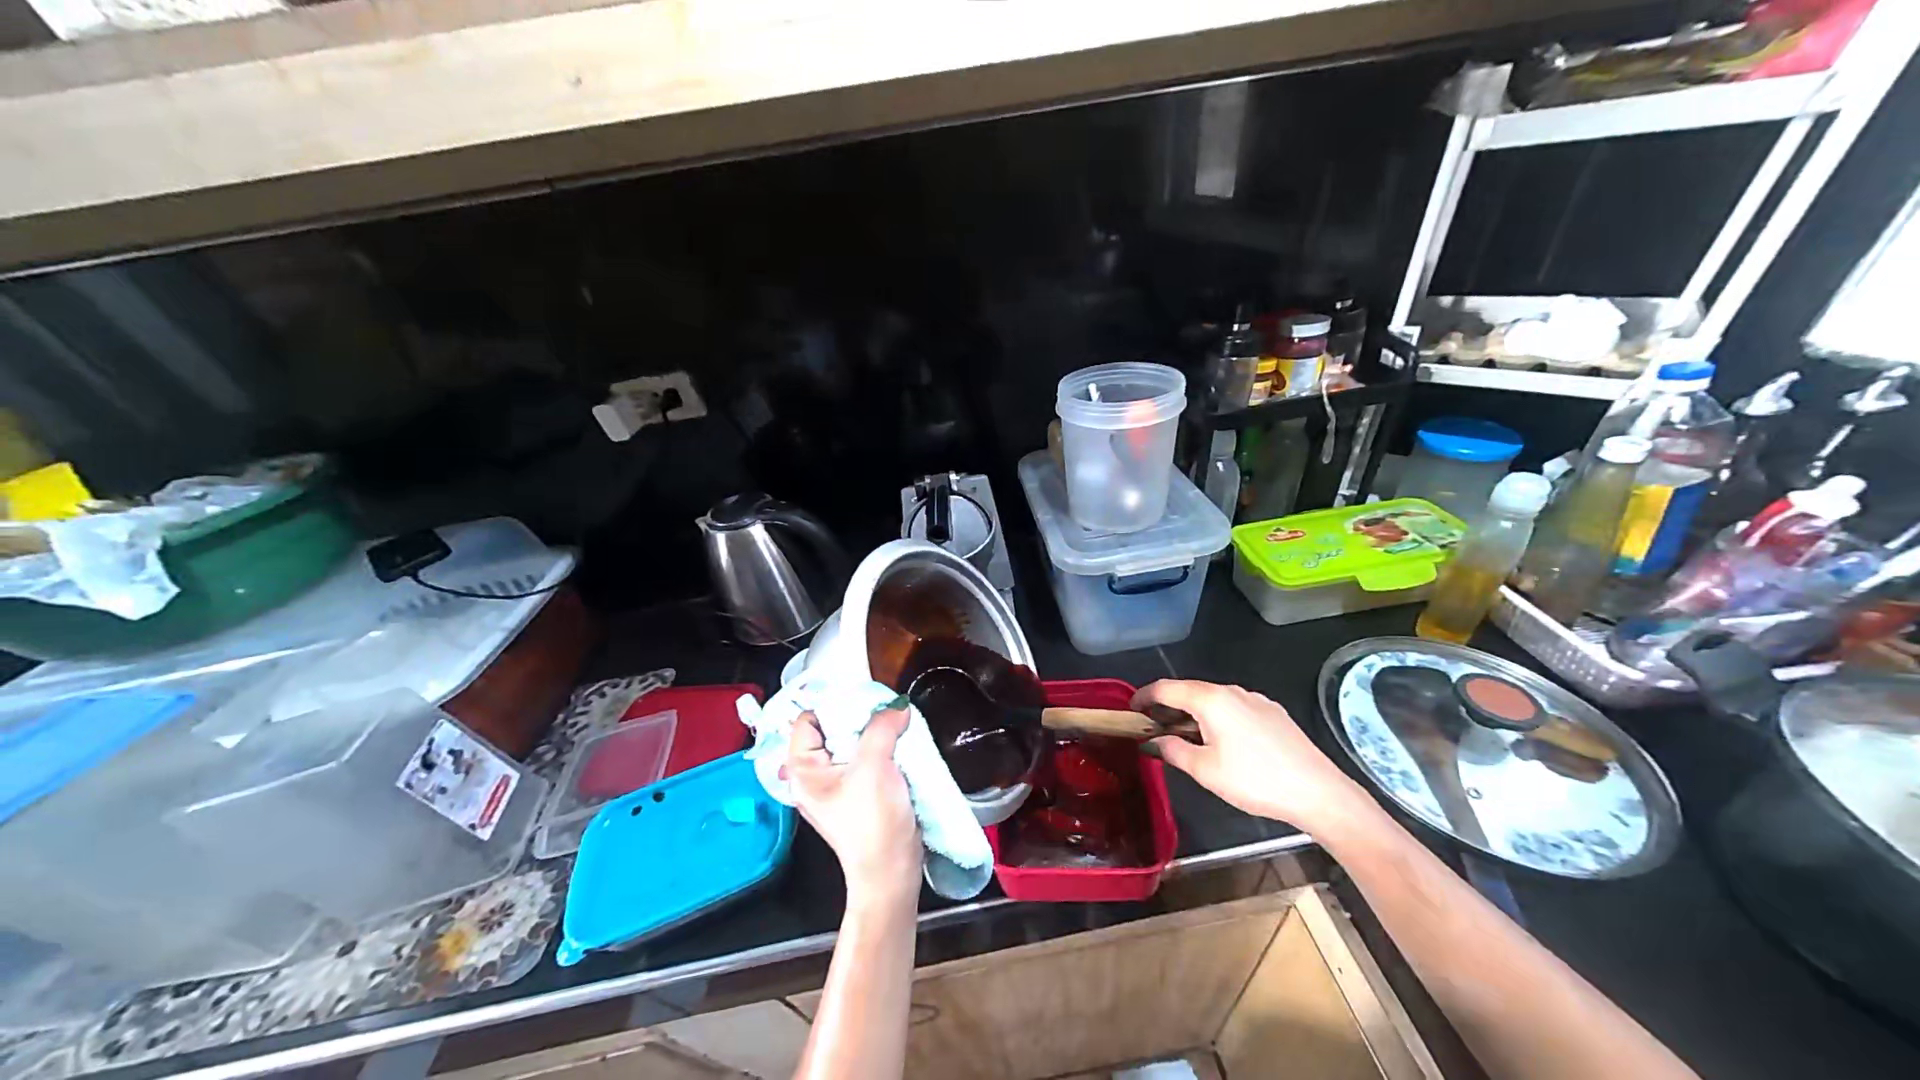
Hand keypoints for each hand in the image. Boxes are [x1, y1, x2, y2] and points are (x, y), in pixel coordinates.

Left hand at [787, 709, 921, 909]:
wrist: (891, 872)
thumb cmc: (872, 824)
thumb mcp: (874, 766)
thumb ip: (882, 728)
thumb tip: (897, 706)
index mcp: (803, 770)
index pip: (807, 720)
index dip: (831, 703)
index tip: (861, 693)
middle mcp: (815, 776)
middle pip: (831, 729)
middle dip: (857, 716)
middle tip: (882, 703)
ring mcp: (837, 786)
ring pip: (852, 744)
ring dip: (873, 732)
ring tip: (894, 721)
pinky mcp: (858, 793)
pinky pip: (866, 759)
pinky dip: (881, 748)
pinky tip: (899, 742)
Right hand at [1135, 679, 1372, 836]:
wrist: (1318, 792)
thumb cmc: (1254, 780)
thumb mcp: (1204, 770)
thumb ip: (1173, 750)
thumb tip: (1153, 741)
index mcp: (1210, 699)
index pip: (1166, 688)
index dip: (1143, 696)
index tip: (1130, 709)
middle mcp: (1232, 691)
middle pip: (1190, 690)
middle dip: (1167, 705)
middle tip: (1152, 727)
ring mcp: (1256, 700)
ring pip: (1213, 699)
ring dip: (1192, 712)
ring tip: (1183, 736)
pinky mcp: (1273, 713)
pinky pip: (1234, 707)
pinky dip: (1216, 717)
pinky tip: (1220, 741)